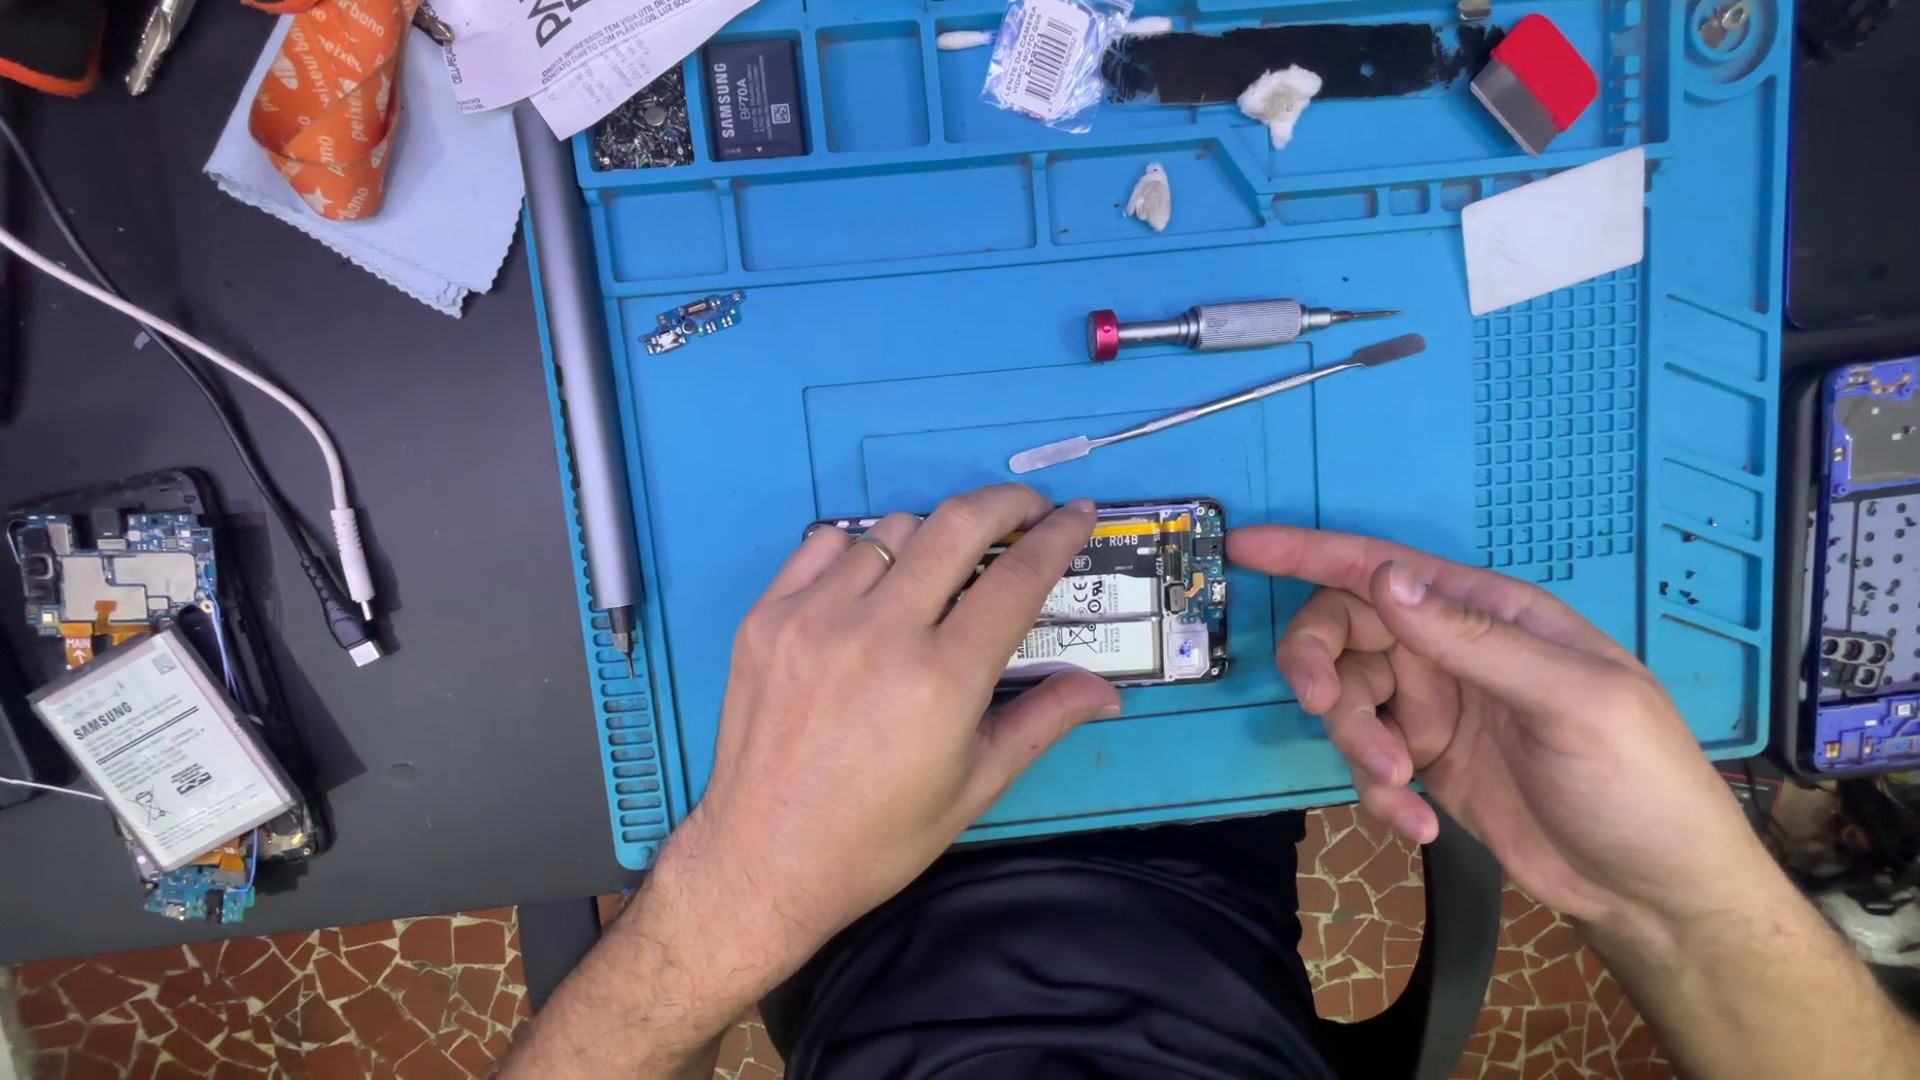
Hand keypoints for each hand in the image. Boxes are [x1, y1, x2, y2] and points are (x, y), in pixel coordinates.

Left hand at [693, 484, 1120, 949]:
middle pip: (957, 524)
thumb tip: (1106, 690)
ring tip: (943, 566)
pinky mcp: (768, 616)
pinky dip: (861, 549)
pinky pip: (826, 545)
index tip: (1076, 514)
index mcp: (942, 678)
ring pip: (893, 530)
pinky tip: (872, 580)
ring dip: (933, 536)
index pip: (1017, 578)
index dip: (1058, 536)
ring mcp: (815, 617)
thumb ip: (1044, 720)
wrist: (765, 859)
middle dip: (1007, 502)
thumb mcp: (976, 785)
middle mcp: (880, 633)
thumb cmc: (881, 835)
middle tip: (1027, 510)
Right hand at [1229, 527, 1767, 928]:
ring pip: (1342, 696)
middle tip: (1314, 703)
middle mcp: (1443, 648)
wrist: (1653, 896)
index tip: (1242, 546)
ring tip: (1396, 782)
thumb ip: (1474, 639)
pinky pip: (1362, 754)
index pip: (1378, 567)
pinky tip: (1414, 819)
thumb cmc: (1638, 782)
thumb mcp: (1573, 701)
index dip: (1305, 551)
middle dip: (1317, 665)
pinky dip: (1374, 788)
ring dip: (1354, 739)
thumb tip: (1383, 580)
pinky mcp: (1416, 755)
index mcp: (1484, 612)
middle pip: (1340, 631)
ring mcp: (1426, 702)